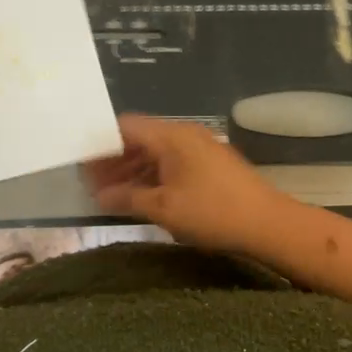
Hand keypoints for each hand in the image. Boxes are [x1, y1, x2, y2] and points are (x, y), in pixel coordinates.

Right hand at [83, 114, 297, 256]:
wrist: (269, 225)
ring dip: (131, 170)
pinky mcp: (209, 164)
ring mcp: (199, 148)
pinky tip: (140, 196)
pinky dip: (151, 175)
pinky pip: (171, 162)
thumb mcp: (163, 208)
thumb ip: (126, 198)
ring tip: (111, 194)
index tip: (82, 164)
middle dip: (113, 160)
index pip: (124, 126)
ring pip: (154, 152)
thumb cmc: (212, 212)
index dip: (100, 143)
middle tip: (91, 183)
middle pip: (138, 138)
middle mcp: (184, 134)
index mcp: (170, 136)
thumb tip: (99, 196)